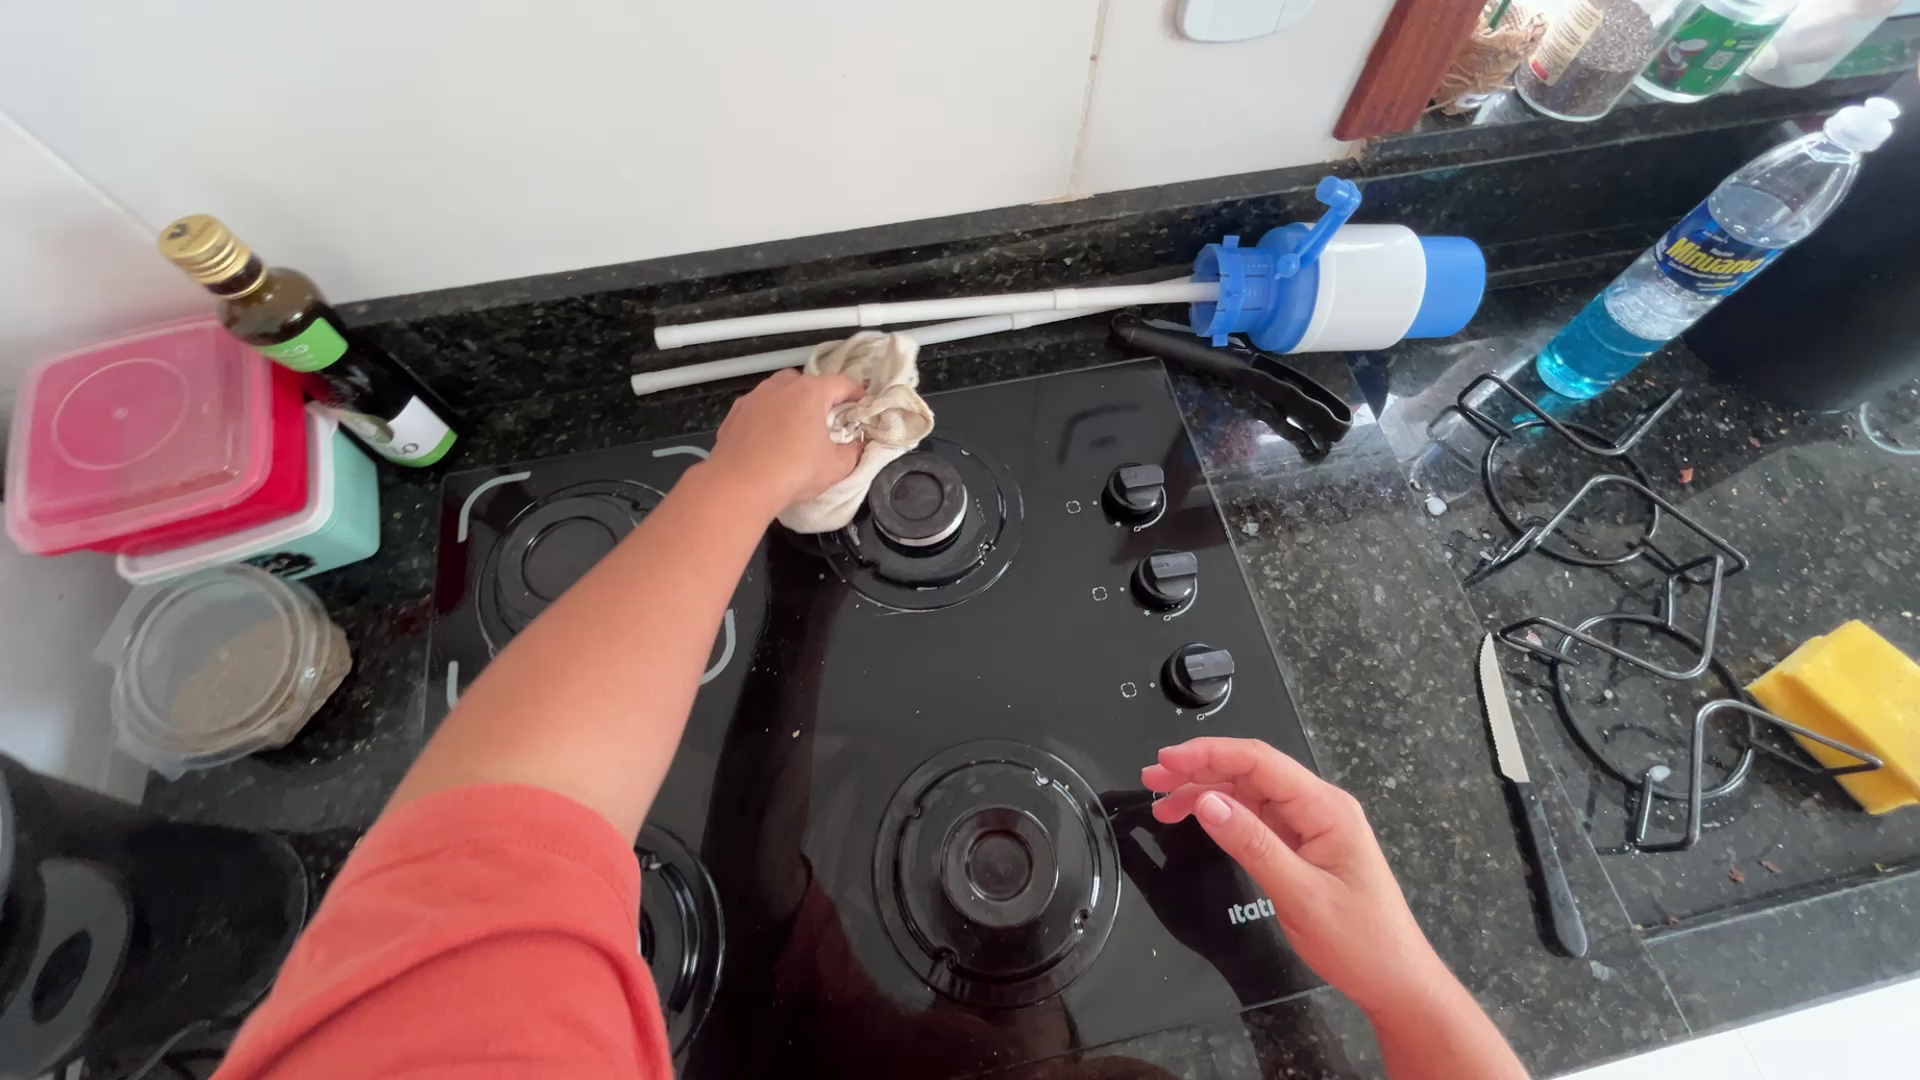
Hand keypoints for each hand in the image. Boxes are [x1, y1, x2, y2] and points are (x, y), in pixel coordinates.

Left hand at [707, 369, 864, 511]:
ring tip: (797, 429)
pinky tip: (770, 440)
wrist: (739, 485)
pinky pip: (759, 408)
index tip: (862, 407)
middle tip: (828, 420)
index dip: (857, 394)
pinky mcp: (734, 414)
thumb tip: (858, 446)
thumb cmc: (793, 472)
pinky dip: (768, 417)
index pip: (842, 383)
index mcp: (810, 393)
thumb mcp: (836, 467)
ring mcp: (754, 398)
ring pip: (779, 392)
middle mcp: (780, 387)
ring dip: (792, 405)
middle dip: (821, 397)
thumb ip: (854, 452)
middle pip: (807, 382)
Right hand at [1142, 737, 1447, 1016]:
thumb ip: (1253, 844)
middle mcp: (1315, 806)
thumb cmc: (1362, 943)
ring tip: (1162, 800)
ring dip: (1202, 790)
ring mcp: (1305, 823)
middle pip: (1247, 770)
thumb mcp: (1302, 895)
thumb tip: (1207, 803)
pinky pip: (1250, 815)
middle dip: (1198, 768)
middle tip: (1154, 776)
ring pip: (1244, 791)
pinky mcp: (1296, 842)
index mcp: (1324, 807)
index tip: (1170, 759)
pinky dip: (1218, 813)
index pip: (1259, 762)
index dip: (1209, 753)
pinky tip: (1193, 816)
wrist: (1397, 984)